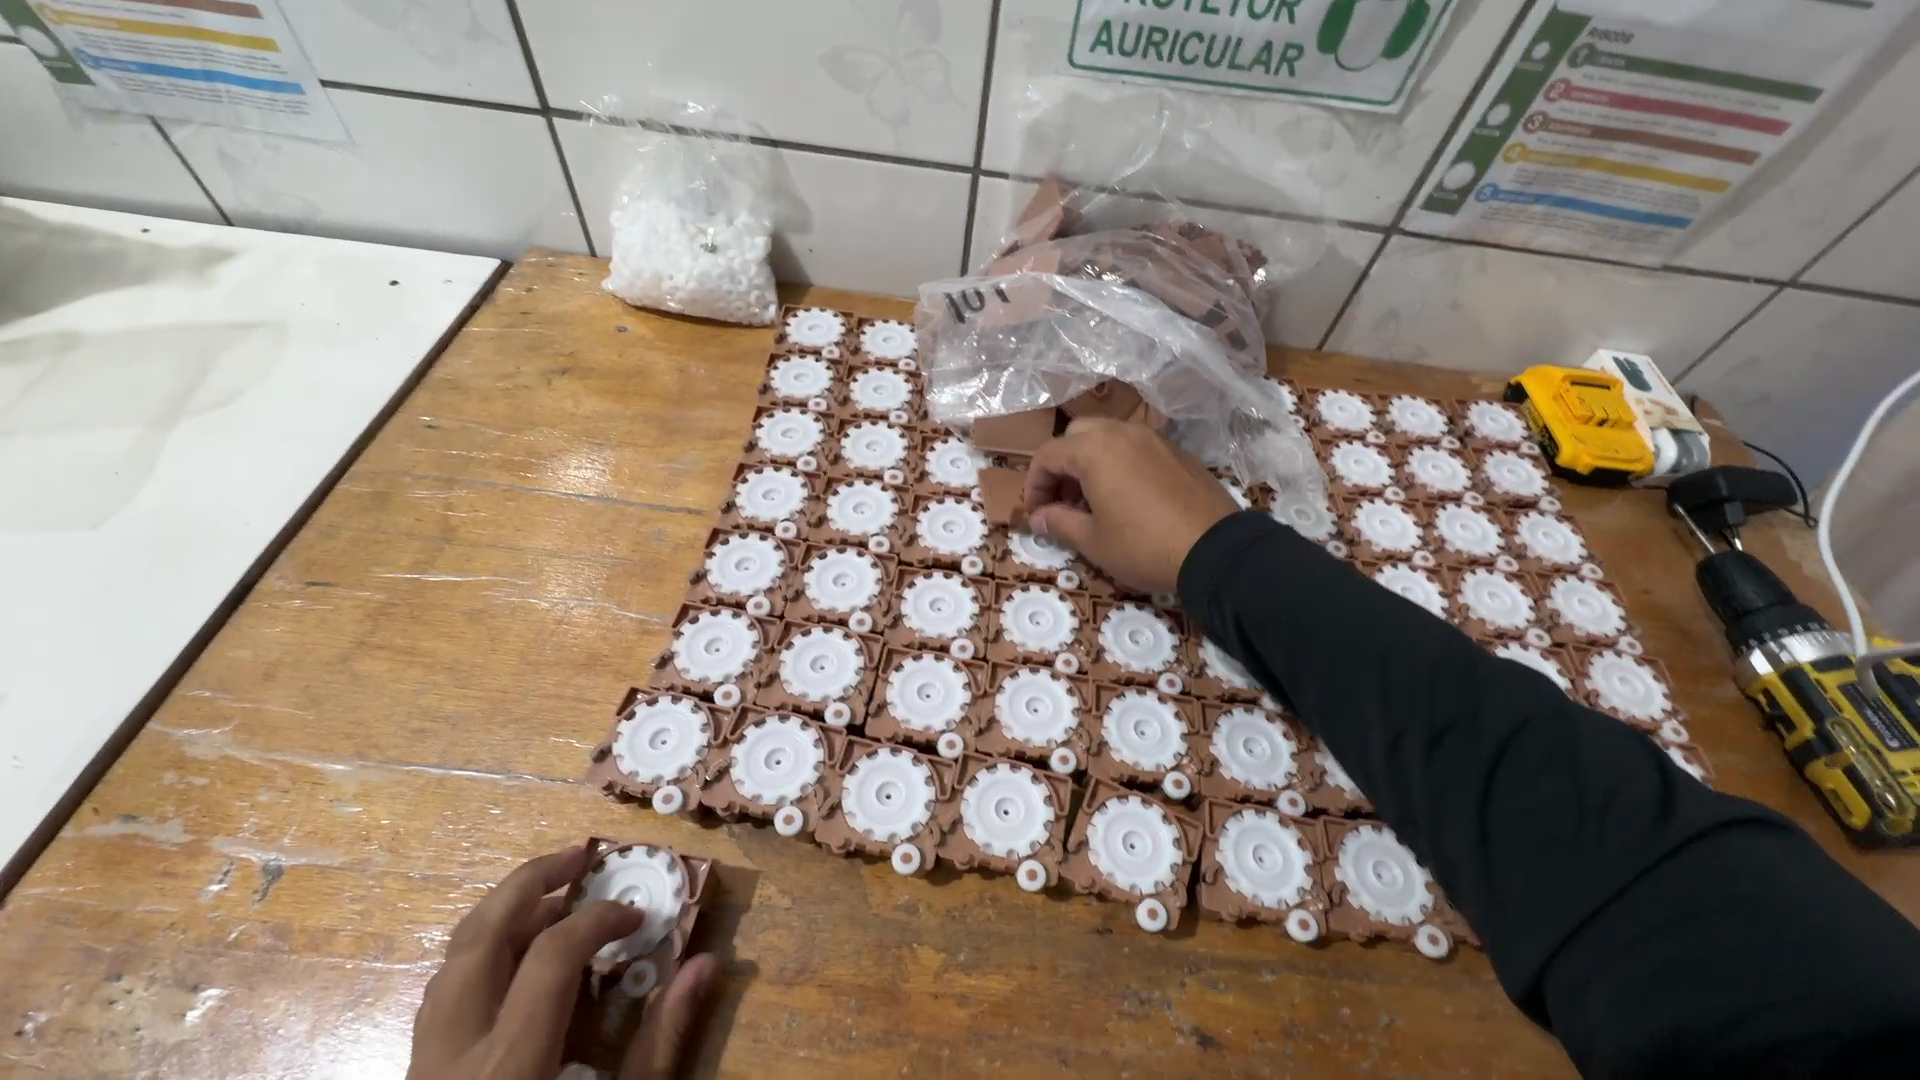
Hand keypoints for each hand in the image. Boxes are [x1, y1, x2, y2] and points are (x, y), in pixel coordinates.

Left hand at [408, 847, 717, 1079]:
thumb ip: (661, 1041)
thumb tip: (705, 964)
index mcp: (508, 1067)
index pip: (552, 955)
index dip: (599, 919)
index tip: (638, 916)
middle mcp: (453, 1055)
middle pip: (479, 936)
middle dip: (531, 882)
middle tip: (581, 857)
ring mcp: (423, 1064)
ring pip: (451, 957)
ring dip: (503, 911)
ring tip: (553, 894)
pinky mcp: (416, 1073)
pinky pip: (443, 988)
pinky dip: (482, 950)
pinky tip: (518, 955)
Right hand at [1024, 418, 1240, 594]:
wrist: (1216, 551)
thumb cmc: (1144, 546)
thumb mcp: (1093, 541)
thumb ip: (1058, 522)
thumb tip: (1038, 517)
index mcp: (1094, 449)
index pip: (1047, 455)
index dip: (1034, 485)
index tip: (1035, 514)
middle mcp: (1123, 432)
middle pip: (1077, 436)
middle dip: (1061, 466)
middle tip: (1061, 502)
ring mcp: (1155, 439)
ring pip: (1109, 438)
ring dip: (1090, 463)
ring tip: (1092, 502)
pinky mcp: (1178, 453)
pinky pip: (1137, 449)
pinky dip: (1120, 465)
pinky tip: (1127, 499)